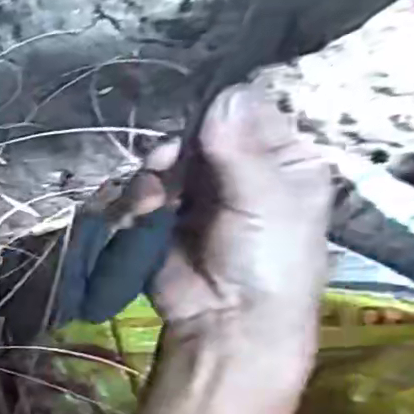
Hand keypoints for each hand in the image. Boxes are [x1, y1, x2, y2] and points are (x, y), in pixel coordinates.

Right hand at [132, 84, 330, 345]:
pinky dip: (134, 202)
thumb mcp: (268, 201)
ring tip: (152, 203)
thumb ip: (241, 149)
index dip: (216, 115)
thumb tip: (224, 92)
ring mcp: (193, 194)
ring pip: (160, 163)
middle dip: (175, 150)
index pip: (245, 113)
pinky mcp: (158, 217)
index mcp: (280, 158)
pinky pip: (137, 193)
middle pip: (194, 135)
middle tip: (166, 166)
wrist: (225, 321)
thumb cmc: (268, 261)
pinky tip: (141, 217)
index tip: (196, 129)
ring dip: (151, 179)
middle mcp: (235, 169)